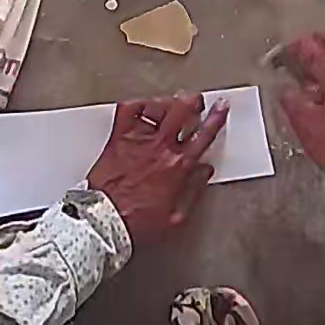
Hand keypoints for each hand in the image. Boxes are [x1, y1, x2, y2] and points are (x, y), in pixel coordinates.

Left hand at [86, 95, 230, 244]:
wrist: (103, 224)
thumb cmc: (136, 223)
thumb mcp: (176, 218)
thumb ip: (195, 190)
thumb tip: (206, 171)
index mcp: (179, 166)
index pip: (205, 134)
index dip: (216, 117)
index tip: (221, 106)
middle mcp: (161, 147)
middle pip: (184, 110)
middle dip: (193, 101)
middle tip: (196, 101)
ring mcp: (139, 140)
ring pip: (159, 106)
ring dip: (168, 101)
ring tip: (171, 102)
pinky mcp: (118, 138)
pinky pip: (129, 110)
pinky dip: (138, 104)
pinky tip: (143, 106)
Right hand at [277, 33, 324, 173]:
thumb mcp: (304, 120)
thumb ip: (290, 98)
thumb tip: (284, 87)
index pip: (313, 49)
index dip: (293, 48)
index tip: (278, 55)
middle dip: (308, 44)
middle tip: (289, 53)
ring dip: (318, 55)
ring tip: (298, 64)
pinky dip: (324, 68)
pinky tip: (311, 81)